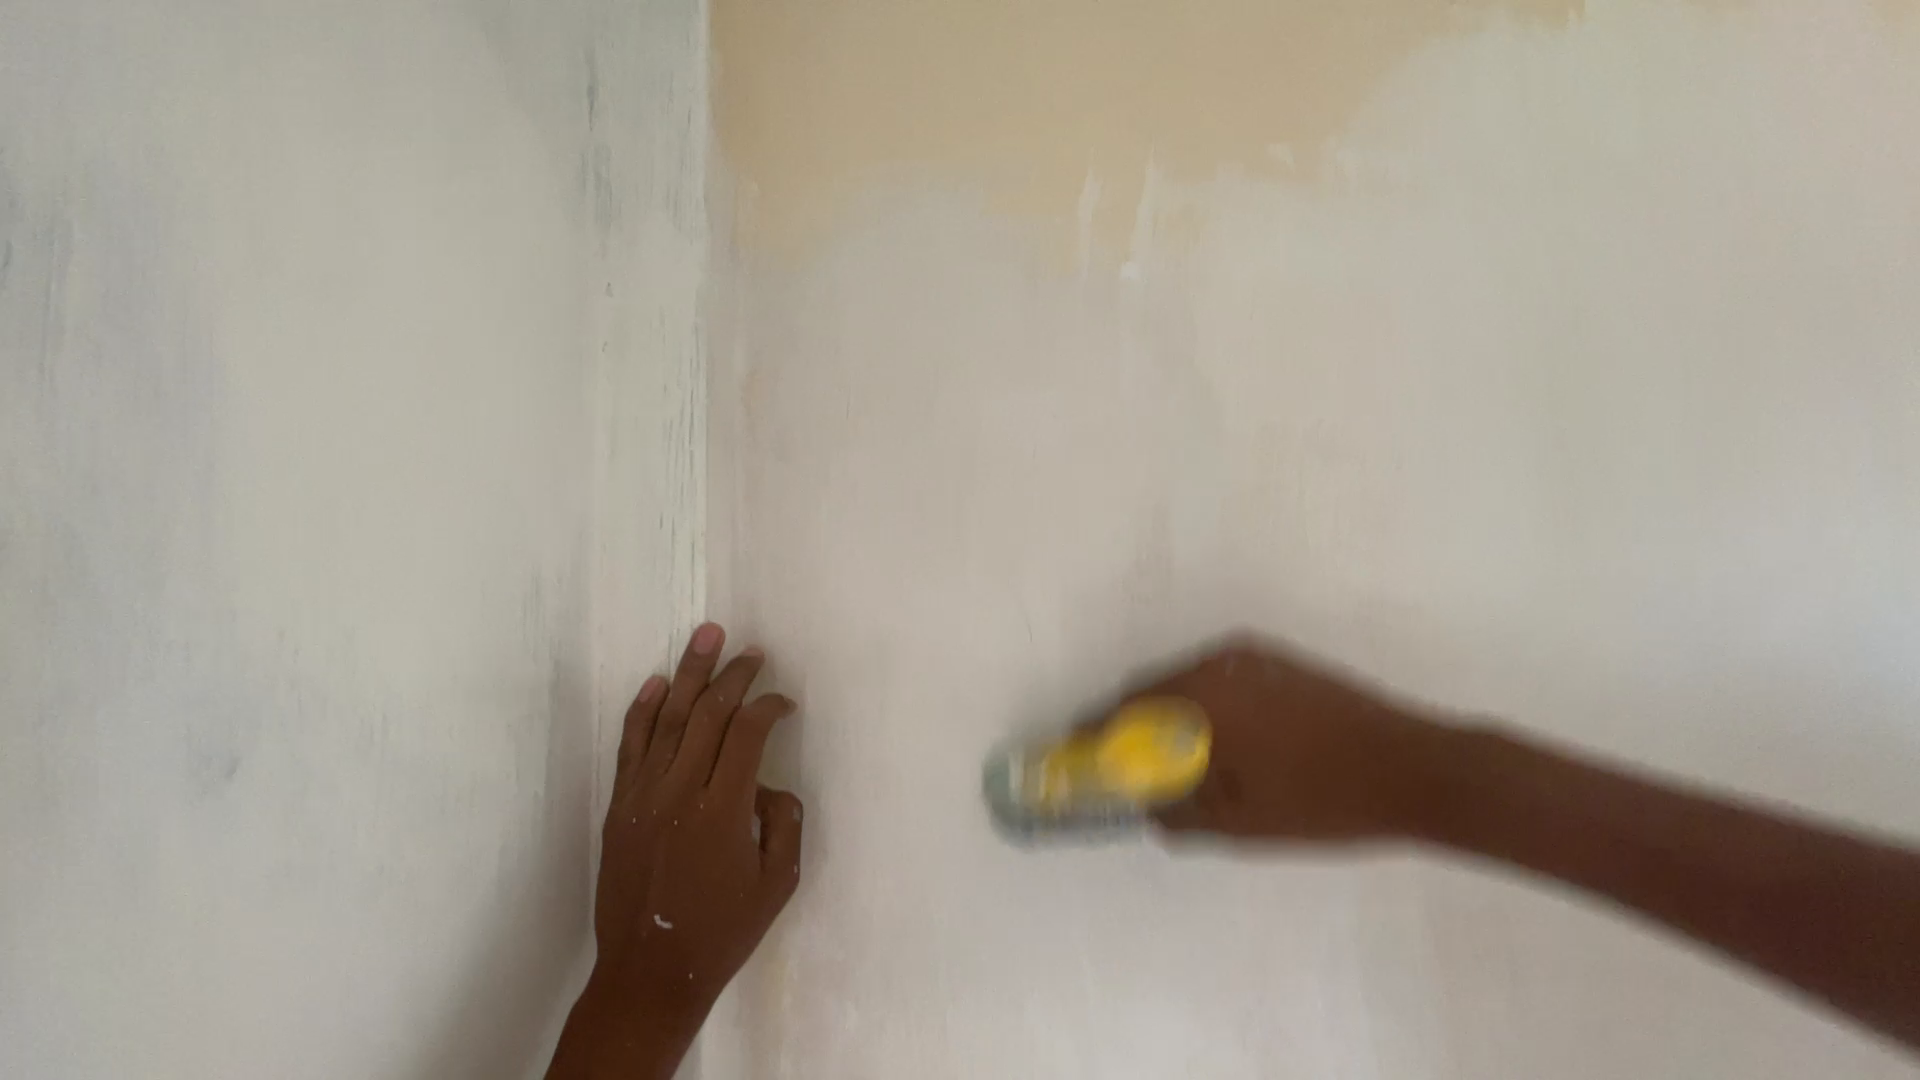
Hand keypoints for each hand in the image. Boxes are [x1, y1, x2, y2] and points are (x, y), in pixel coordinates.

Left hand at [547, 623, 801, 1079]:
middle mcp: (680, 791)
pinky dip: (643, 710)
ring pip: (668, 719)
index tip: (785, 702)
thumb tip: (769, 784)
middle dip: (734, 676)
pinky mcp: (619, 805)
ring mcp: (643, 795)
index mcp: (723, 809)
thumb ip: (784, 821)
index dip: (769, 706)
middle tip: (753, 650)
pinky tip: (657, 681)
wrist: (649, 973)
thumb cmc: (722, 930)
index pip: (748, 733)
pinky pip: (630, 745)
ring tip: (706, 635)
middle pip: (709, 714)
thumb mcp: (778, 882)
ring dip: (690, 673)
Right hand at [1119, 638, 1458, 842]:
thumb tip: (1148, 811)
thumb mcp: (1241, 823)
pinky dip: (1201, 704)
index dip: (1095, 733)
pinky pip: (1218, 678)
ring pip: (1186, 680)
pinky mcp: (1278, 661)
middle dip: (1129, 723)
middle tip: (1124, 762)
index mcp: (1200, 697)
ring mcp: (1251, 657)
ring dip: (1166, 713)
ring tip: (1170, 756)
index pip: (1123, 710)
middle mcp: (1217, 663)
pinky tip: (1217, 740)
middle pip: (1150, 689)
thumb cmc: (1321, 798)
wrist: (1417, 768)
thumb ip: (1180, 815)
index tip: (1079, 752)